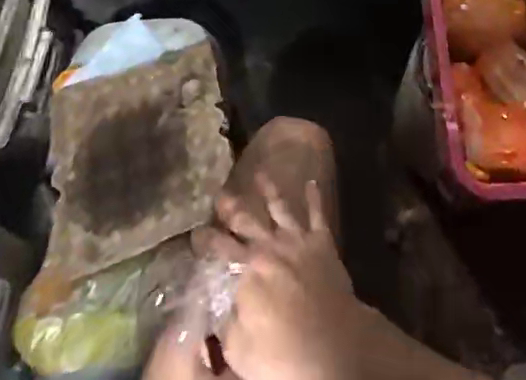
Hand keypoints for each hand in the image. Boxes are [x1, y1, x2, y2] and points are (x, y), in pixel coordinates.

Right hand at [206, 177, 365, 379]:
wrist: (331, 344)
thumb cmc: (280, 352)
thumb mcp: (237, 347)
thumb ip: (225, 319)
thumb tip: (216, 302)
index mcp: (246, 271)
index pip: (219, 249)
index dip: (205, 240)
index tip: (194, 231)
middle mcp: (270, 247)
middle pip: (248, 221)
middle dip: (233, 207)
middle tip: (221, 194)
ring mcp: (298, 241)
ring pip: (281, 208)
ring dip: (270, 190)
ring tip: (261, 174)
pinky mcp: (323, 243)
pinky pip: (317, 214)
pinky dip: (314, 197)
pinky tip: (312, 182)